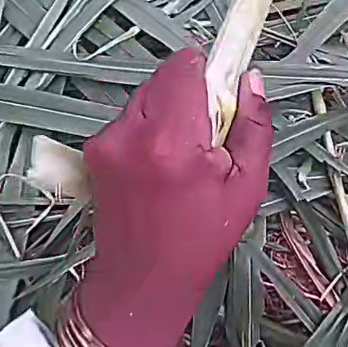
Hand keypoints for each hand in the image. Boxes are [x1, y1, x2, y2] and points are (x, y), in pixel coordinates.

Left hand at [78, 47, 272, 346]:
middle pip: (162, 78)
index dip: (205, 69)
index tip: (219, 88)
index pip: (183, 66)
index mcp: (173, 140)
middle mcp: (131, 132)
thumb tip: (251, 79)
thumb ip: (253, 125)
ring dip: (166, 111)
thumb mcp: (247, 186)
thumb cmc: (201, 238)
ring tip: (180, 153)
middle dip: (187, 94)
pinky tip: (157, 164)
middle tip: (204, 132)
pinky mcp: (94, 150)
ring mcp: (106, 141)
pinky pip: (128, 119)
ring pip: (143, 97)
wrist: (143, 279)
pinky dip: (146, 129)